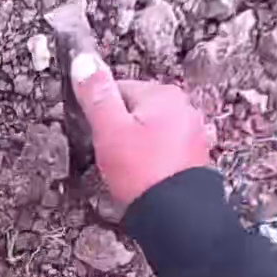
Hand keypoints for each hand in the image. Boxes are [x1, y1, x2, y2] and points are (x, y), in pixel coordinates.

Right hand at [68, 53, 211, 205]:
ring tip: (128, 171)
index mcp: (164, 95)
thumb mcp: (110, 130)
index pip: (120, 90)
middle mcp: (184, 109)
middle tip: (112, 157)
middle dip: (121, 131)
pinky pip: (164, 152)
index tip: (97, 134)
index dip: (102, 114)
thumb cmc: (142, 172)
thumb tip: (83, 60)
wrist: (176, 217)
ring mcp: (192, 135)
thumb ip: (96, 95)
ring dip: (137, 148)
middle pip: (137, 111)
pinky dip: (152, 162)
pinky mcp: (194, 159)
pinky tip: (144, 178)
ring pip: (151, 133)